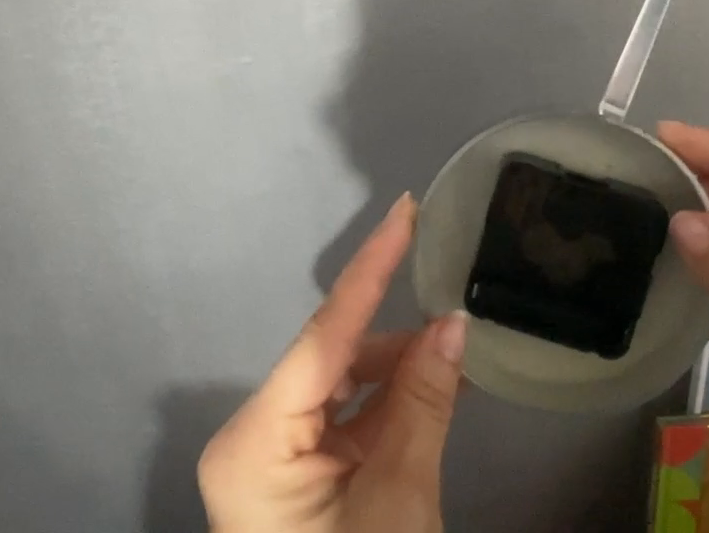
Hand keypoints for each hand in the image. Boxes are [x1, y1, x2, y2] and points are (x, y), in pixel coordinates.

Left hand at [198, 193, 467, 532]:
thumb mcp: (401, 497)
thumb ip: (424, 401)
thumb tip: (455, 323)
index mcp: (256, 442)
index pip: (323, 335)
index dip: (369, 268)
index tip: (403, 211)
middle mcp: (254, 439)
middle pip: (330, 359)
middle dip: (391, 331)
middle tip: (444, 289)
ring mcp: (273, 460)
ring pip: (341, 388)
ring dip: (396, 370)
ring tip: (449, 354)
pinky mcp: (297, 478)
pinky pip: (344, 420)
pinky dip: (388, 404)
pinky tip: (429, 389)